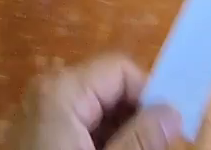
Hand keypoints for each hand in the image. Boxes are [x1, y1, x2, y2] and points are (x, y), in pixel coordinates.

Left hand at [4, 54, 181, 149]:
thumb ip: (140, 140)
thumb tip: (173, 112)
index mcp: (62, 89)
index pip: (120, 69)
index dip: (149, 96)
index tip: (171, 132)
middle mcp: (49, 90)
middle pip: (108, 87)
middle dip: (135, 117)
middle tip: (155, 148)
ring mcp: (40, 111)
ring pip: (96, 108)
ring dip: (120, 132)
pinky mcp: (38, 133)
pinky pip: (79, 124)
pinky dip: (99, 141)